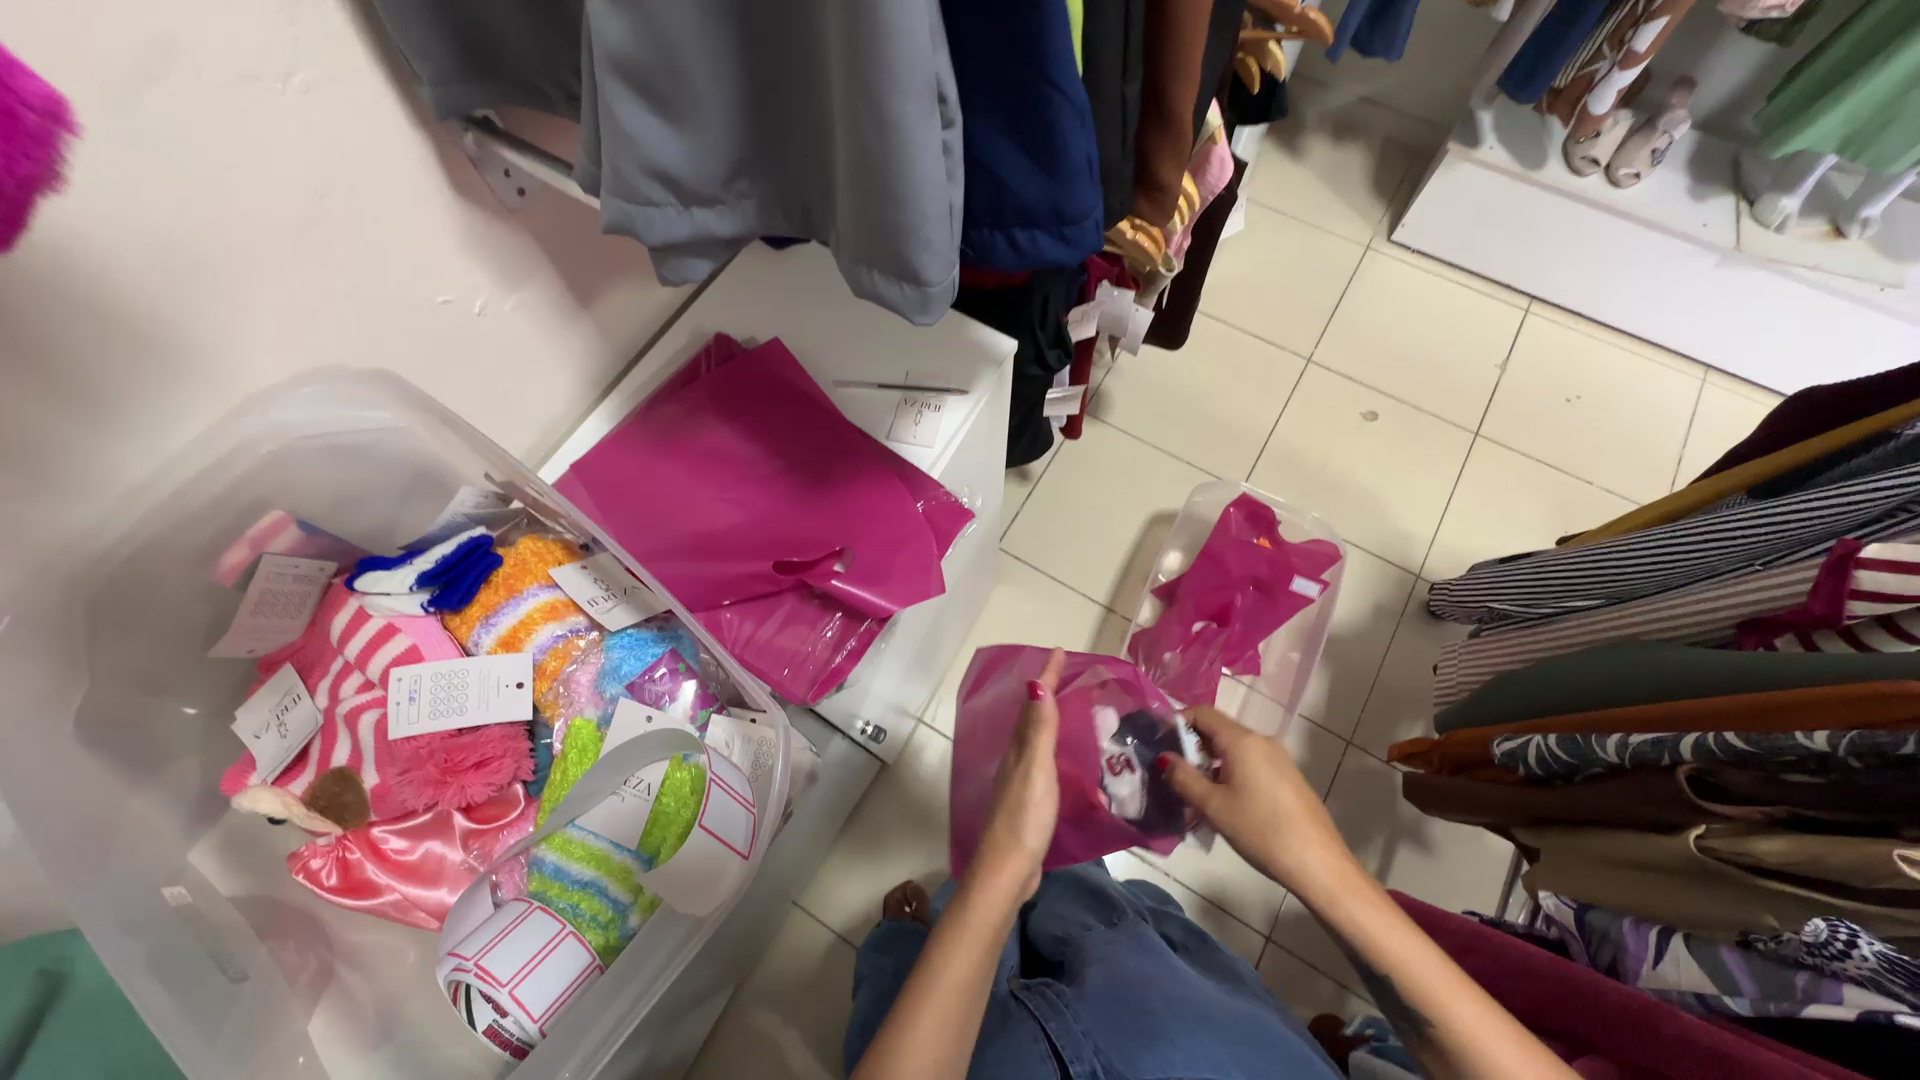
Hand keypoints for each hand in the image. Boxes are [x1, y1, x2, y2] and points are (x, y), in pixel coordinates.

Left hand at [967, 648, 1065, 901]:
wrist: (1008, 871)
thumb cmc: (1024, 818)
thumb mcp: (1035, 769)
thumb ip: (1038, 730)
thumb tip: (1036, 684)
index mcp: (1019, 749)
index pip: (1035, 703)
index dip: (1047, 677)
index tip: (1059, 651)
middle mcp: (1017, 760)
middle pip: (1033, 718)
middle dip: (1049, 694)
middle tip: (1070, 676)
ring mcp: (1022, 783)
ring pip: (1037, 740)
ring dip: (1052, 721)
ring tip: (1075, 711)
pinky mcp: (1031, 804)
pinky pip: (1045, 765)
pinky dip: (1057, 753)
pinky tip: (1070, 764)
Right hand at [1160, 706, 1357, 894]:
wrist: (1318, 864)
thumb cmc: (1261, 830)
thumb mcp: (1213, 806)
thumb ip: (1183, 778)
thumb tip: (1163, 758)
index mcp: (1242, 740)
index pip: (1202, 713)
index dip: (1176, 723)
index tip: (1160, 747)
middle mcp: (1262, 741)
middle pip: (1218, 730)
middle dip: (1192, 749)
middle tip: (1173, 777)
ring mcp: (1278, 759)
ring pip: (1233, 750)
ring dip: (1210, 765)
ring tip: (1195, 796)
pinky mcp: (1288, 777)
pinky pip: (1250, 765)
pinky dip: (1230, 774)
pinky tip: (1225, 805)